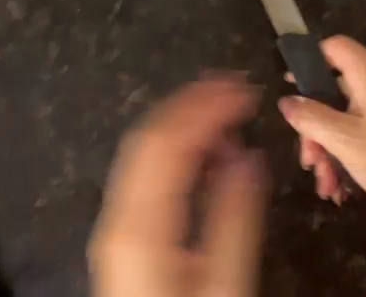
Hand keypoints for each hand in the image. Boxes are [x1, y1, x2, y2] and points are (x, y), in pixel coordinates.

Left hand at [89, 75, 268, 296]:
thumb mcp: (224, 284)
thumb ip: (235, 217)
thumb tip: (246, 155)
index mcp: (142, 226)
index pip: (167, 141)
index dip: (204, 105)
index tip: (243, 88)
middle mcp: (121, 218)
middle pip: (150, 137)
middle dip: (193, 103)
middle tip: (237, 87)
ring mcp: (119, 228)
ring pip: (145, 152)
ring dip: (184, 122)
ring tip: (227, 109)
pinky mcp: (126, 238)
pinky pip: (146, 173)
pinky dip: (176, 149)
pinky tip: (206, 152)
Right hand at [276, 37, 365, 218]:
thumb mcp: (345, 141)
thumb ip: (311, 118)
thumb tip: (285, 99)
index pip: (332, 46)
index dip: (308, 62)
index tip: (289, 89)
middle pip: (332, 86)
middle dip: (315, 125)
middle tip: (308, 160)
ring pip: (342, 113)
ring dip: (328, 146)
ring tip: (325, 184)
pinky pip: (358, 125)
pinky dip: (345, 149)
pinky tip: (338, 184)